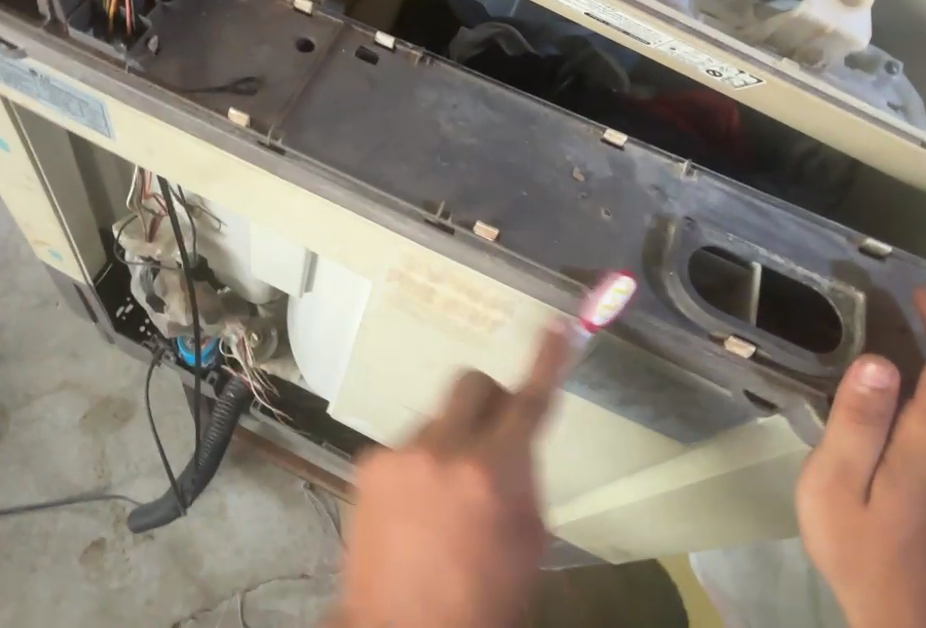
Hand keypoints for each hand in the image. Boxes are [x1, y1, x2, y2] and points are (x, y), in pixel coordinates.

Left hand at [330, 325, 570, 627]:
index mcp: (493, 472)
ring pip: (438, 419)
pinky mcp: (368, 464)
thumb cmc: (484, 600)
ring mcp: (400, 453)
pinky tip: (415, 508)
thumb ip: (523, 479)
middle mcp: (443, 449)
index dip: (548, 360)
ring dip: (452, 443)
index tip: (557, 326)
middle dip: (490, 403)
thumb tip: (513, 442)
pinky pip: (407, 447)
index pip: (529, 401)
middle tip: (494, 438)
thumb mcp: (528, 543)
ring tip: (446, 498)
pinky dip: (419, 466)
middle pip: (472, 384)